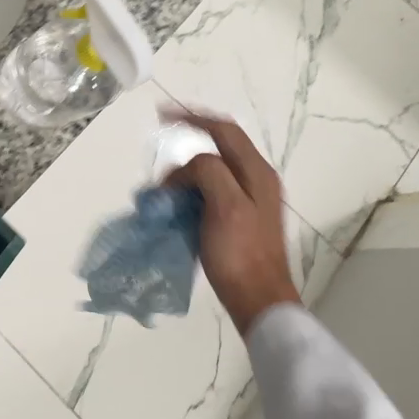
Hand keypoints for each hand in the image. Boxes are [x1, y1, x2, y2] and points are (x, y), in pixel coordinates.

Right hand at [163, 108, 300, 333]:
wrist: (259, 301)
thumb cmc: (241, 254)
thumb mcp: (225, 206)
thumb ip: (209, 172)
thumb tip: (188, 167)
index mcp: (257, 173)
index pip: (223, 129)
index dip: (191, 117)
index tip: (159, 117)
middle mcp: (257, 180)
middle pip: (215, 150)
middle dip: (183, 160)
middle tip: (161, 183)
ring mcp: (250, 200)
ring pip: (210, 173)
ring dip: (183, 179)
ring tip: (163, 199)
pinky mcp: (240, 218)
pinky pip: (210, 193)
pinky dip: (189, 194)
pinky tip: (175, 211)